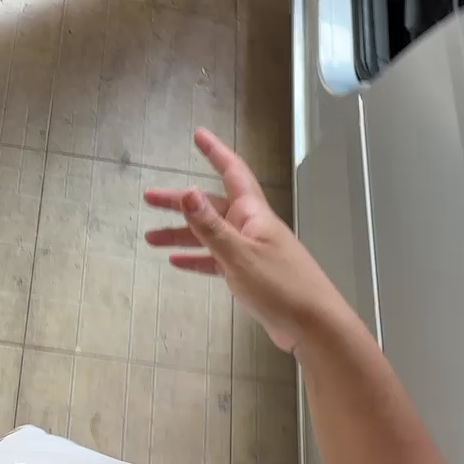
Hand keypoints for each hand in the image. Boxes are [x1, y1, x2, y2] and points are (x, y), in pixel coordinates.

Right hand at [142, 128, 353, 355]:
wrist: (314, 327)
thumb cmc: (281, 286)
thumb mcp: (239, 254)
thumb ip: (210, 225)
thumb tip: (187, 191)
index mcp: (253, 214)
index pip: (232, 172)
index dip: (215, 152)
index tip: (198, 135)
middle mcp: (251, 227)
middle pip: (211, 206)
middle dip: (180, 201)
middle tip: (149, 198)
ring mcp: (251, 251)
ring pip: (210, 235)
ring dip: (181, 234)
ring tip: (150, 238)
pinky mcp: (250, 275)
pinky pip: (216, 259)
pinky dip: (197, 258)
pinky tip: (176, 261)